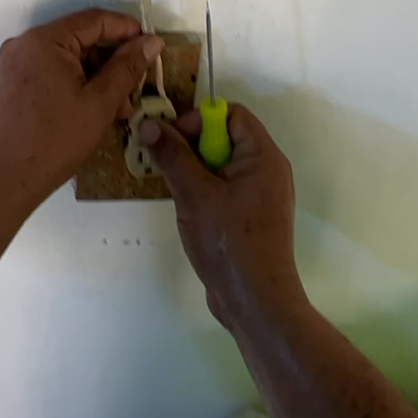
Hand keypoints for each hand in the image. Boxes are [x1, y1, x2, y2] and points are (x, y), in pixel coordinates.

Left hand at [0, 9, 162, 209]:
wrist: (6, 180)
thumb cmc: (56, 141)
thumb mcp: (100, 102)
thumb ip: (127, 67)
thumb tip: (151, 42)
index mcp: (43, 40)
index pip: (94, 20)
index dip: (128, 30)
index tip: (153, 47)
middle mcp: (25, 43)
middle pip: (81, 38)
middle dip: (113, 61)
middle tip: (138, 87)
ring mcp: (16, 63)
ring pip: (69, 58)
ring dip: (97, 77)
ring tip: (121, 108)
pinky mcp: (14, 83)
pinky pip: (53, 71)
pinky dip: (77, 84)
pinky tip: (96, 109)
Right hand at [143, 107, 306, 328]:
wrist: (255, 302)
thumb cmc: (228, 242)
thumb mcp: (193, 193)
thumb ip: (172, 155)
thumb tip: (149, 125)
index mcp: (263, 157)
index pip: (232, 114)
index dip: (200, 120)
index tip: (174, 141)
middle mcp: (268, 171)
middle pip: (225, 137)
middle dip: (191, 146)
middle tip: (167, 164)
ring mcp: (261, 196)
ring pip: (221, 165)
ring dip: (193, 169)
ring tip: (174, 189)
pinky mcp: (251, 217)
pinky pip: (225, 187)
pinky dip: (203, 189)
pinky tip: (186, 208)